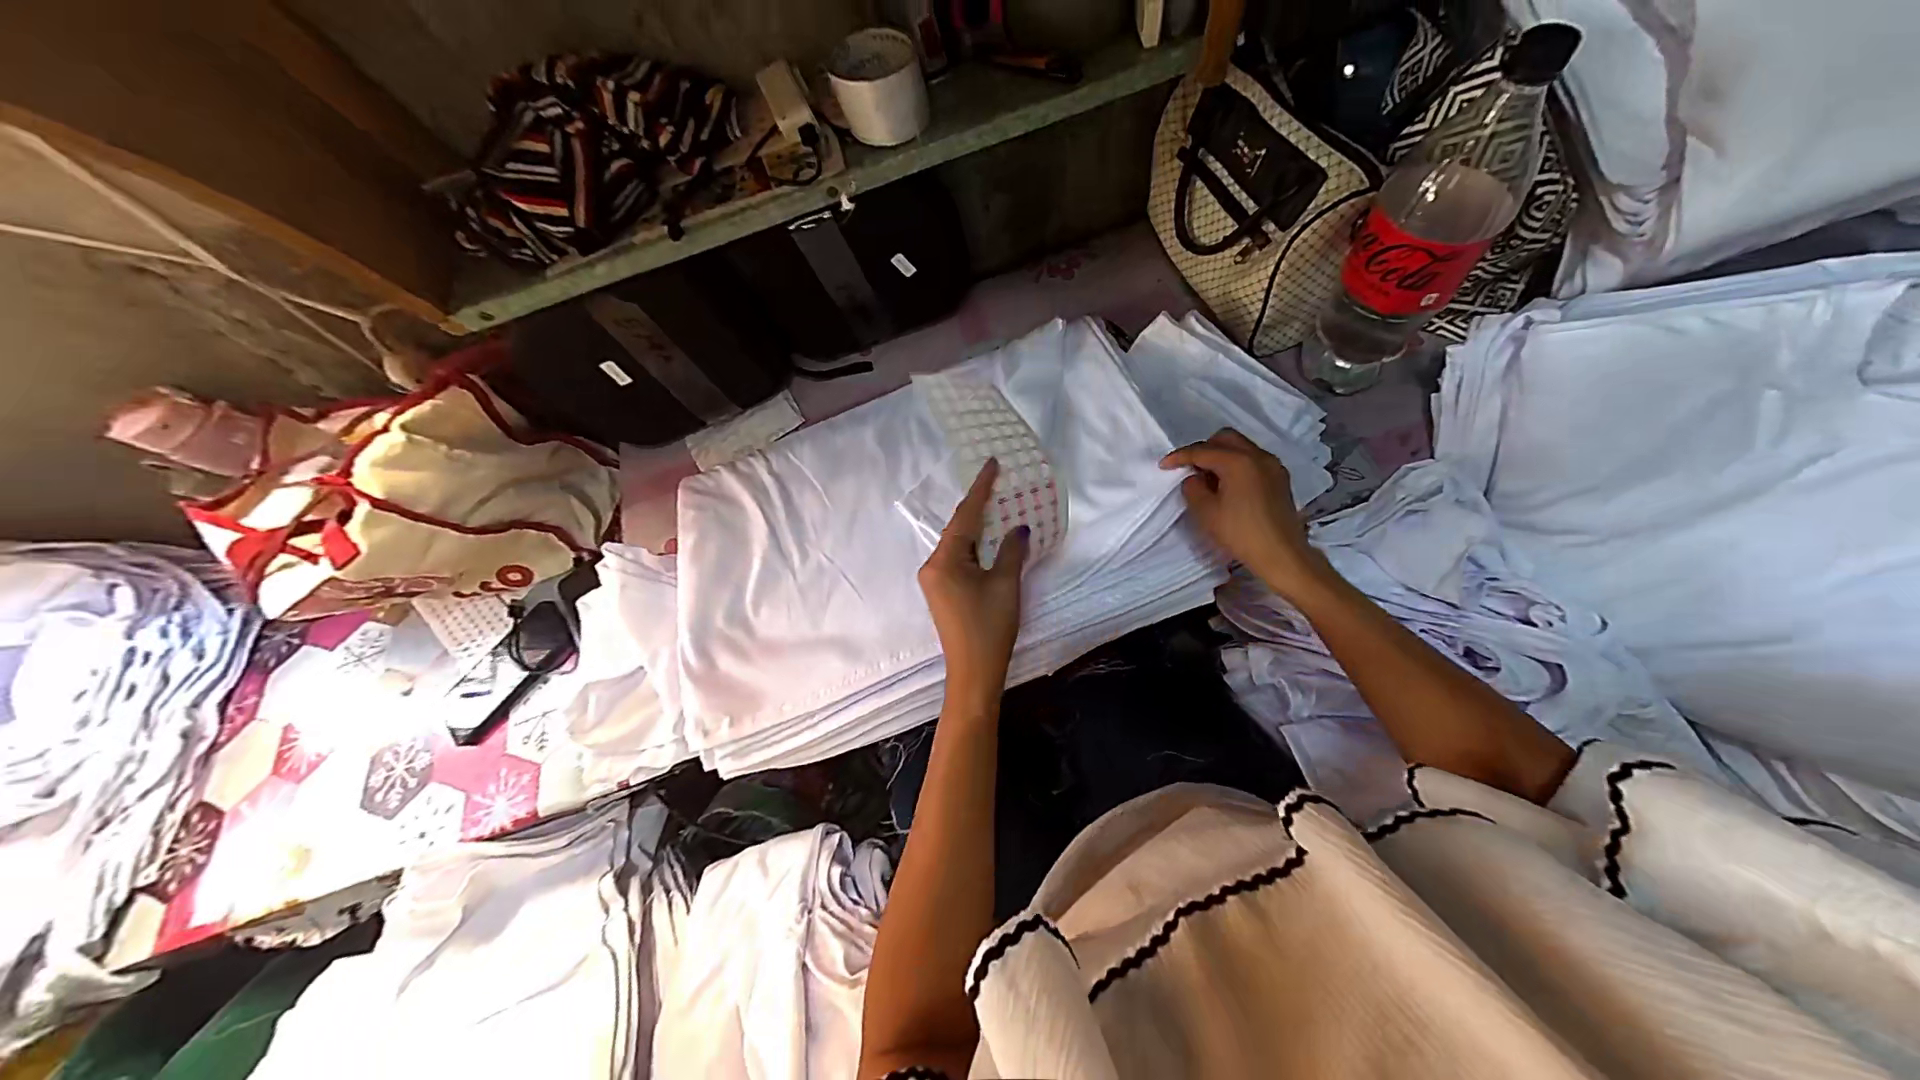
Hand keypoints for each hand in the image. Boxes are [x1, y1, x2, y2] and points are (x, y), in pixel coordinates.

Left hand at [918, 459, 1029, 707]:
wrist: (973, 672)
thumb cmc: (990, 627)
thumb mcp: (1006, 585)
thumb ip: (1011, 550)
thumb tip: (1018, 527)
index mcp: (944, 560)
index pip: (965, 515)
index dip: (980, 488)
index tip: (991, 463)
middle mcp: (933, 565)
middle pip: (958, 528)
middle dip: (978, 506)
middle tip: (998, 482)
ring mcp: (934, 580)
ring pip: (958, 544)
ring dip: (977, 526)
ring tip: (997, 504)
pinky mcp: (942, 592)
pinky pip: (958, 558)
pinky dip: (974, 546)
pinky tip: (988, 539)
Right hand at [1160, 429, 1330, 598]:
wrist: (1281, 554)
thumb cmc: (1240, 533)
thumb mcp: (1206, 512)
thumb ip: (1193, 488)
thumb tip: (1194, 478)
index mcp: (1238, 461)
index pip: (1202, 451)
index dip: (1180, 457)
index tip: (1164, 465)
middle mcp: (1258, 456)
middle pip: (1225, 439)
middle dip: (1203, 449)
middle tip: (1189, 468)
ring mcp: (1273, 466)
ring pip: (1241, 447)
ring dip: (1221, 456)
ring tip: (1208, 478)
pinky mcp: (1280, 478)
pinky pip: (1253, 460)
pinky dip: (1236, 464)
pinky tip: (1228, 485)